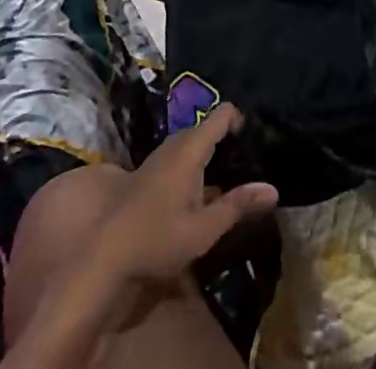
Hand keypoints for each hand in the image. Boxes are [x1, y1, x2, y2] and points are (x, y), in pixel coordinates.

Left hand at [89, 103, 278, 285]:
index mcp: (189, 151)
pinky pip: (178, 157)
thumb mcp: (204, 229)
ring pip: (190, 143)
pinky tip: (202, 191)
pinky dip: (195, 163)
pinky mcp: (146, 177)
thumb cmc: (156, 240)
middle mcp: (173, 148)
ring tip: (231, 173)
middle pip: (206, 128)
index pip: (221, 115)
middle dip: (228, 137)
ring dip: (210, 152)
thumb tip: (273, 189)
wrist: (101, 260)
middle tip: (249, 159)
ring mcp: (156, 161)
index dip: (240, 120)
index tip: (255, 140)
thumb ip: (238, 205)